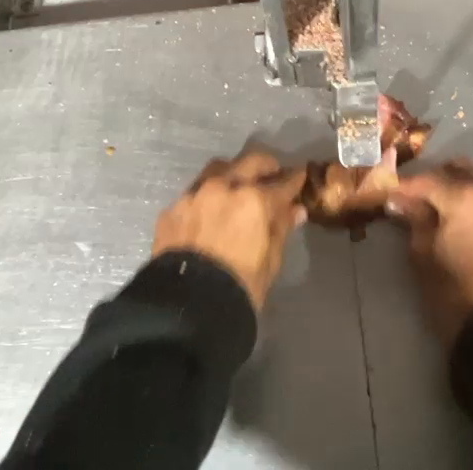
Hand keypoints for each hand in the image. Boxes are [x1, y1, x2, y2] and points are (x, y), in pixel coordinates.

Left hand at [154, 151, 306, 309]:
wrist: (185, 310)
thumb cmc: (239, 288)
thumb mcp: (270, 261)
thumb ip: (280, 229)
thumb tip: (295, 210)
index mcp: (254, 200)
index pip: (282, 183)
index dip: (294, 180)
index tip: (300, 176)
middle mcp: (223, 188)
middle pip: (250, 162)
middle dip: (265, 166)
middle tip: (273, 173)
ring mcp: (194, 195)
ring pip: (218, 170)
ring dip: (233, 173)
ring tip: (237, 186)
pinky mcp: (172, 209)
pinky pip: (194, 193)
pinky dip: (207, 196)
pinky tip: (209, 211)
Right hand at [387, 159, 472, 337]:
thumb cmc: (456, 292)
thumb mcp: (424, 254)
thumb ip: (414, 218)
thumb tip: (399, 200)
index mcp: (465, 197)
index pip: (426, 181)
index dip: (404, 187)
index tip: (388, 193)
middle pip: (454, 170)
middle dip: (431, 181)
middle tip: (412, 199)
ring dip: (454, 186)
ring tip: (436, 206)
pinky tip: (460, 214)